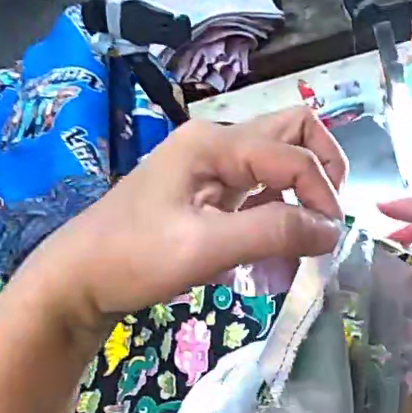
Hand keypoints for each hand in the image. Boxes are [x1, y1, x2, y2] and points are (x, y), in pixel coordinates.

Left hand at [3, 107, 347, 335]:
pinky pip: (263, 191)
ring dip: (304, 194)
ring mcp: (214, 168)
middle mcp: (219, 144)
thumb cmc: (133, 257)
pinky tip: (279, 249)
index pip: (295, 155)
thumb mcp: (205, 246)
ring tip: (307, 238)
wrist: (79, 278)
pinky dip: (282, 213)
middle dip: (323, 172)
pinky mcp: (212, 194)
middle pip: (294, 134)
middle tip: (327, 218)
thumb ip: (273, 232)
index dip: (323, 195)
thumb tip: (332, 230)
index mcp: (215, 143)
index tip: (329, 242)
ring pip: (281, 162)